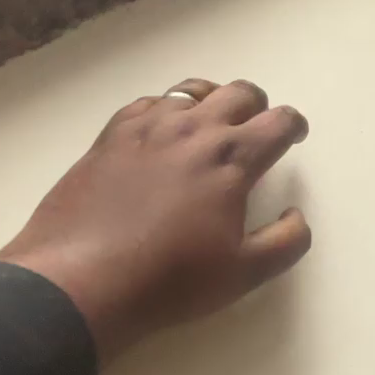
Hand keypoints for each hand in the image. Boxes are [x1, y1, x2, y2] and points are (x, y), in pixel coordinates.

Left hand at [0, 78, 311, 360]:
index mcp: (232, 157)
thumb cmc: (169, 280)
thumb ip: (287, 241)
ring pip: (193, 90)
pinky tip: (162, 134)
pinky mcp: (111, 135)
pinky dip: (167, 111)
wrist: (79, 283)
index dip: (294, 126)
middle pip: (240, 92)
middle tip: (255, 131)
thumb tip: (296, 214)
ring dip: (213, 102)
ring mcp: (148, 127)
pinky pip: (149, 103)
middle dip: (258, 107)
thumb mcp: (244, 273)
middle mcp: (195, 130)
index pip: (279, 121)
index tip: (293, 137)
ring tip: (210, 125)